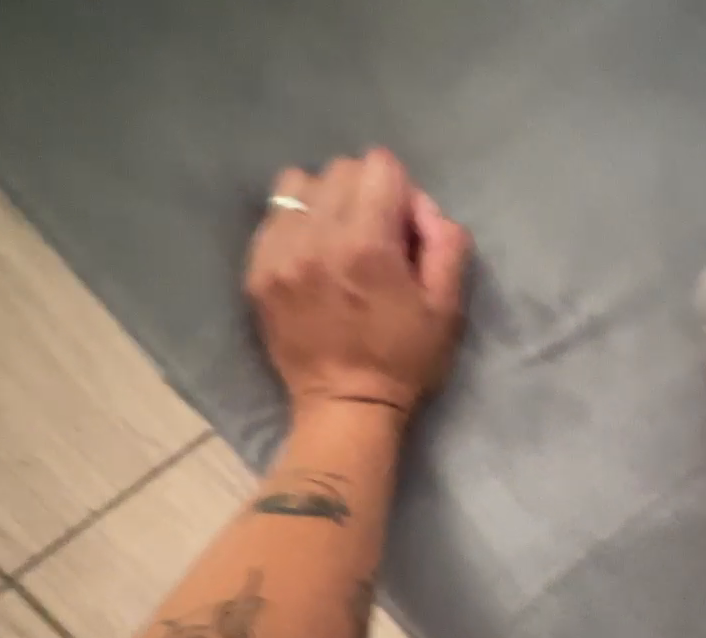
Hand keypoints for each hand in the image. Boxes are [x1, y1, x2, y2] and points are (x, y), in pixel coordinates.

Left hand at [246, 148, 472, 414]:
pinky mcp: (257, 269)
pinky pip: (274, 216)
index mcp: (369, 244)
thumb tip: (422, 209)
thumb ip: (446, 243)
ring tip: (337, 243)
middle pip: (340, 170)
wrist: (346, 405)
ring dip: (325, 203)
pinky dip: (296, 226)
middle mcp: (317, 236)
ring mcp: (280, 252)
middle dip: (365, 195)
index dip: (401, 193)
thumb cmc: (405, 360)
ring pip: (299, 183)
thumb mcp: (448, 307)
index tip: (404, 231)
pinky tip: (312, 260)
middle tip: (374, 239)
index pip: (380, 165)